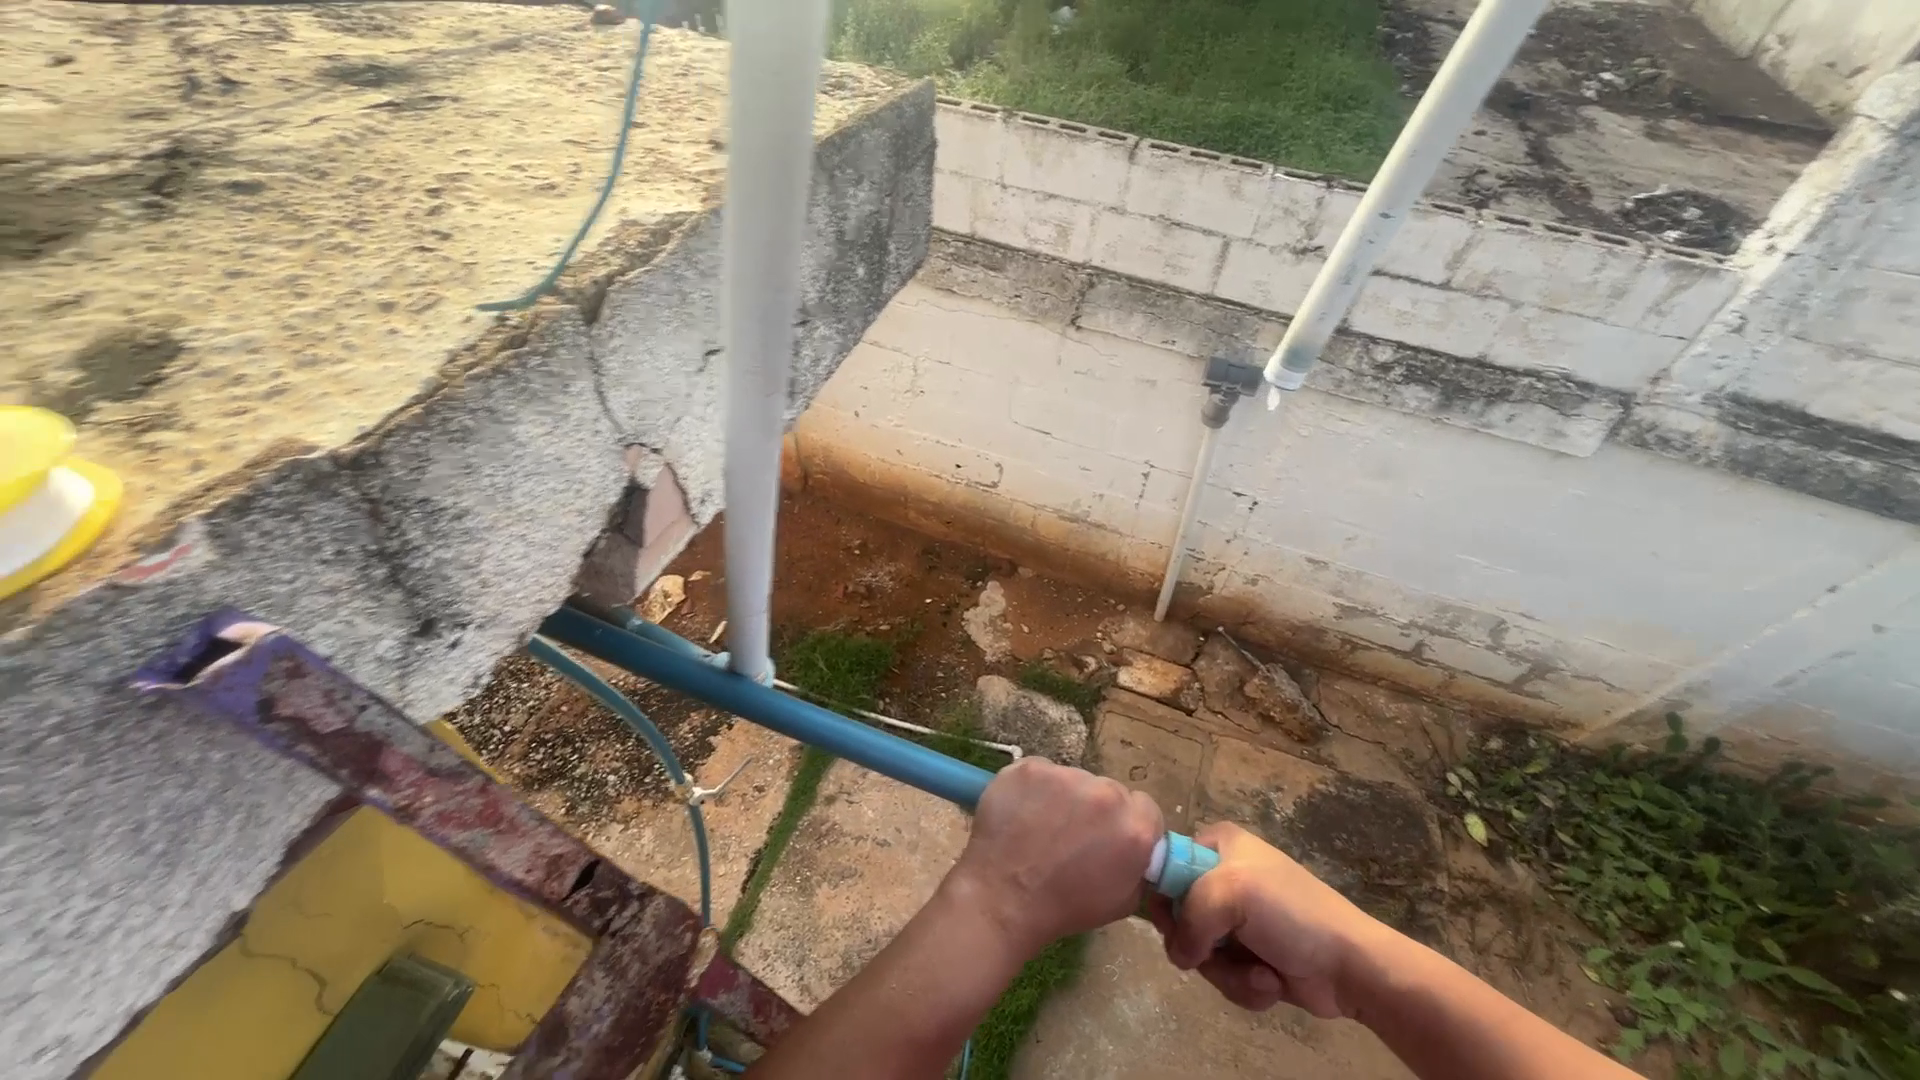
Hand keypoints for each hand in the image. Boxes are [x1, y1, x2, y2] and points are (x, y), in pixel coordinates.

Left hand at [945, 758, 1163, 956]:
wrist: (1003, 899)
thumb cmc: (1065, 907)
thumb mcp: (1124, 901)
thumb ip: (1140, 866)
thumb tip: (1141, 849)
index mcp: (1134, 828)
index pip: (1145, 808)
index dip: (1127, 823)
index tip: (1109, 837)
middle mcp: (1106, 795)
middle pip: (1109, 790)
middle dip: (1095, 809)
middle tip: (1072, 835)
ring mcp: (1066, 776)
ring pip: (1073, 780)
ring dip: (1064, 797)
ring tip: (1041, 827)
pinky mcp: (1031, 768)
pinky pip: (1041, 773)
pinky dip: (1034, 789)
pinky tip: (1022, 814)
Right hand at [1147, 821, 1384, 1018]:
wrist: (1350, 966)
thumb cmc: (1290, 913)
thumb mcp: (1230, 890)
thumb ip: (1189, 913)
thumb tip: (1180, 954)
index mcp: (1219, 845)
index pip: (1167, 864)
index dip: (1165, 896)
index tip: (1174, 922)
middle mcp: (1224, 877)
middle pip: (1178, 915)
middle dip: (1198, 944)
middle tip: (1214, 952)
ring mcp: (1237, 920)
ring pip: (1198, 951)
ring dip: (1225, 971)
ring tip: (1258, 973)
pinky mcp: (1250, 956)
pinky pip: (1222, 974)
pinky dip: (1243, 985)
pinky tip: (1270, 983)